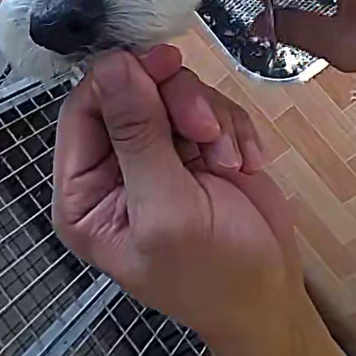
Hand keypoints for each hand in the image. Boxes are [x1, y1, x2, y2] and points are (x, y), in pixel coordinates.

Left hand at [52, 47, 298, 351]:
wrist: (269, 292)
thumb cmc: (210, 270)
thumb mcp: (167, 207)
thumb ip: (138, 135)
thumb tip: (112, 64)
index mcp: (87, 190)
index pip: (85, 110)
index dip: (121, 79)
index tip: (164, 63)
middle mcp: (120, 166)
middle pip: (138, 93)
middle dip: (180, 106)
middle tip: (207, 131)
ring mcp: (166, 154)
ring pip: (181, 96)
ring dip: (215, 122)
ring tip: (231, 164)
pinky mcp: (206, 147)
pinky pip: (216, 108)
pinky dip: (236, 131)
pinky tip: (245, 164)